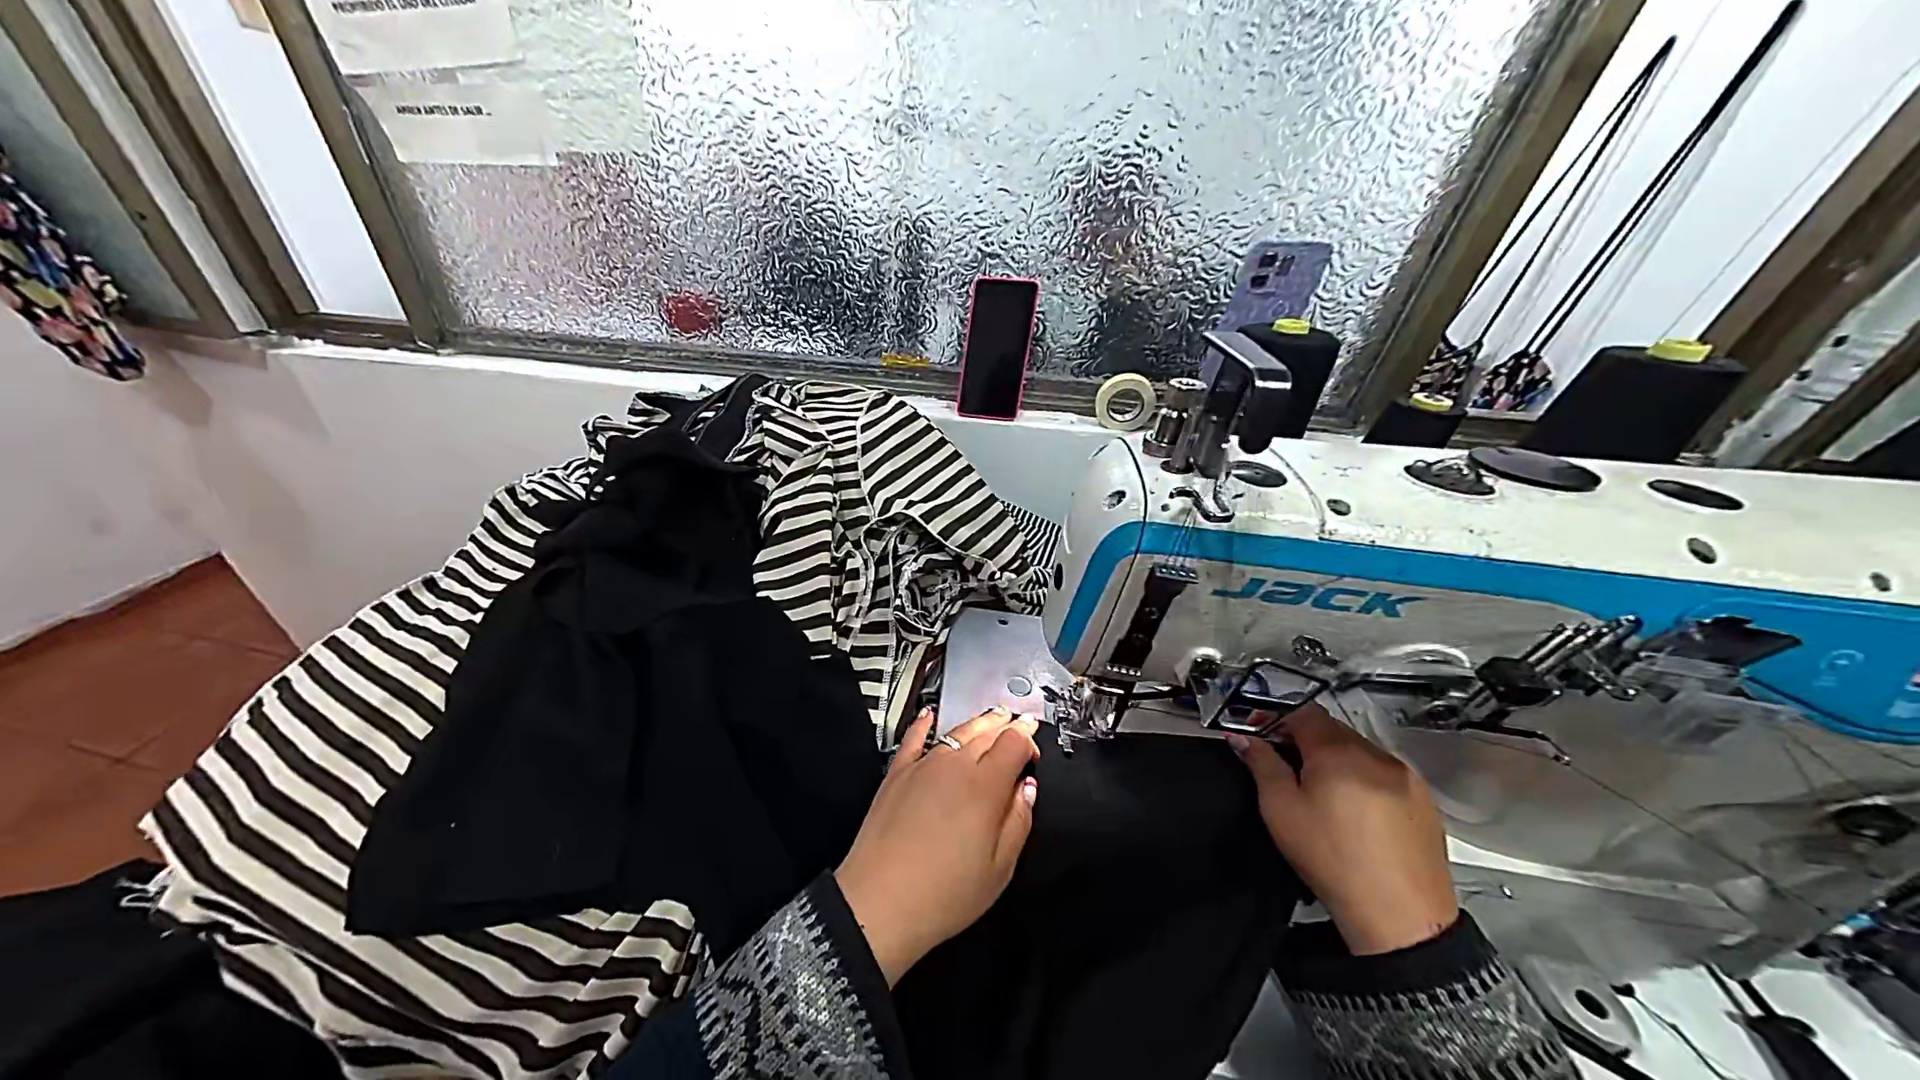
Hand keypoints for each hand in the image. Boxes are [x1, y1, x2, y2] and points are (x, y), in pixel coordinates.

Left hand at [835, 706, 1039, 984]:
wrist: (879, 903)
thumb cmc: (940, 894)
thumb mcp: (999, 869)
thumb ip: (1019, 821)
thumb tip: (1027, 792)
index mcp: (985, 787)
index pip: (1014, 743)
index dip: (1029, 741)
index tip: (1034, 751)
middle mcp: (954, 767)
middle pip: (988, 731)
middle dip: (1008, 724)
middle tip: (1020, 721)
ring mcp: (923, 767)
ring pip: (957, 731)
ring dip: (978, 722)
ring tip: (991, 717)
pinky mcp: (897, 774)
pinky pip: (914, 738)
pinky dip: (924, 724)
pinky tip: (929, 716)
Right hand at [1226, 705, 1457, 954]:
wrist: (1399, 916)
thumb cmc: (1332, 860)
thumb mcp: (1281, 810)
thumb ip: (1261, 764)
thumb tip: (1244, 739)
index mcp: (1339, 752)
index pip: (1302, 713)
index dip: (1276, 718)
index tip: (1260, 733)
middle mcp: (1377, 755)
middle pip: (1331, 729)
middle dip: (1303, 739)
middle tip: (1282, 763)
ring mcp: (1405, 777)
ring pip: (1358, 750)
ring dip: (1333, 758)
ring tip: (1318, 791)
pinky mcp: (1424, 800)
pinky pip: (1383, 772)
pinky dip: (1361, 778)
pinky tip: (1351, 809)